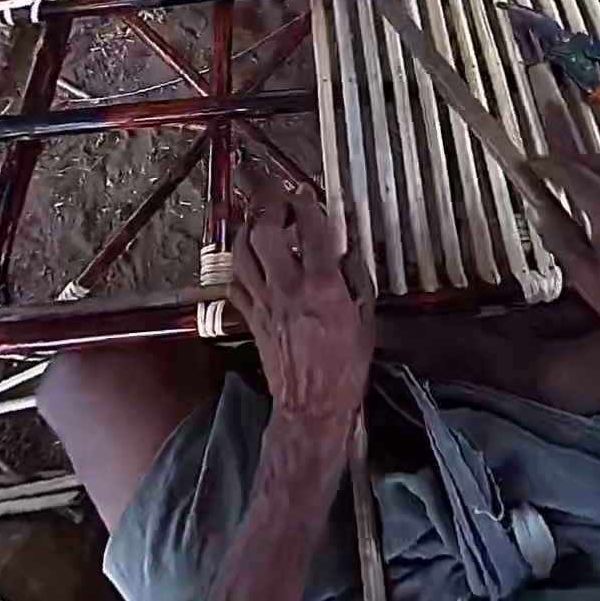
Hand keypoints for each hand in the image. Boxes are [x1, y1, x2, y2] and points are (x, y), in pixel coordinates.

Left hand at [229, 198, 374, 421]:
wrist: (312, 407)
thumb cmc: (345, 366)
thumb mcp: (365, 320)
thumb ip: (356, 279)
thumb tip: (347, 249)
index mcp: (322, 287)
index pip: (310, 231)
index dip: (306, 204)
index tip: (305, 193)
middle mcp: (287, 288)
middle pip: (265, 231)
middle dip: (267, 206)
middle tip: (274, 198)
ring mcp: (263, 301)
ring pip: (242, 252)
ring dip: (247, 229)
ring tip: (256, 220)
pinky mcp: (250, 316)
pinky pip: (235, 281)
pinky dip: (238, 264)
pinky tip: (247, 258)